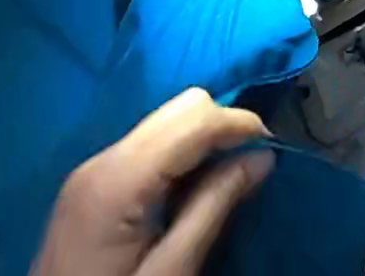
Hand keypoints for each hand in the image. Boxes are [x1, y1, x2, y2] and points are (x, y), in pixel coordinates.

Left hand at [32, 87, 275, 275]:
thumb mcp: (170, 274)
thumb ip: (215, 206)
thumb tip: (263, 156)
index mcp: (118, 180)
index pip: (195, 119)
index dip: (240, 124)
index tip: (272, 148)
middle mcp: (103, 159)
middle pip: (183, 106)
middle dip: (223, 125)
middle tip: (248, 163)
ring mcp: (94, 168)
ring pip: (170, 118)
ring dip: (205, 136)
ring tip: (225, 176)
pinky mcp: (92, 182)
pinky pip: (153, 140)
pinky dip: (183, 150)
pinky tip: (191, 185)